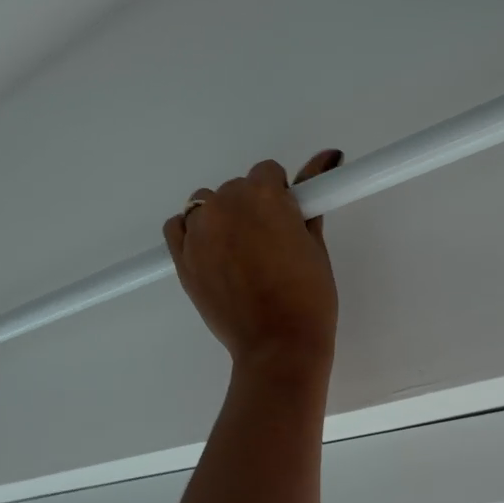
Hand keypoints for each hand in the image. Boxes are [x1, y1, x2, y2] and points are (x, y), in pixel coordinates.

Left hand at [162, 150, 342, 377]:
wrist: (277, 343)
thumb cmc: (306, 298)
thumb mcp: (314, 244)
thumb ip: (311, 199)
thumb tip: (327, 159)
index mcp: (264, 195)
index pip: (267, 173)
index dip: (278, 197)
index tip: (284, 220)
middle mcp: (227, 206)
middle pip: (235, 190)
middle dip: (250, 210)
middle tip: (267, 246)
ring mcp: (200, 232)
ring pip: (205, 206)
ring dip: (220, 220)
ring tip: (238, 254)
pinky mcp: (182, 259)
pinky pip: (176, 227)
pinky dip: (190, 233)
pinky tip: (210, 252)